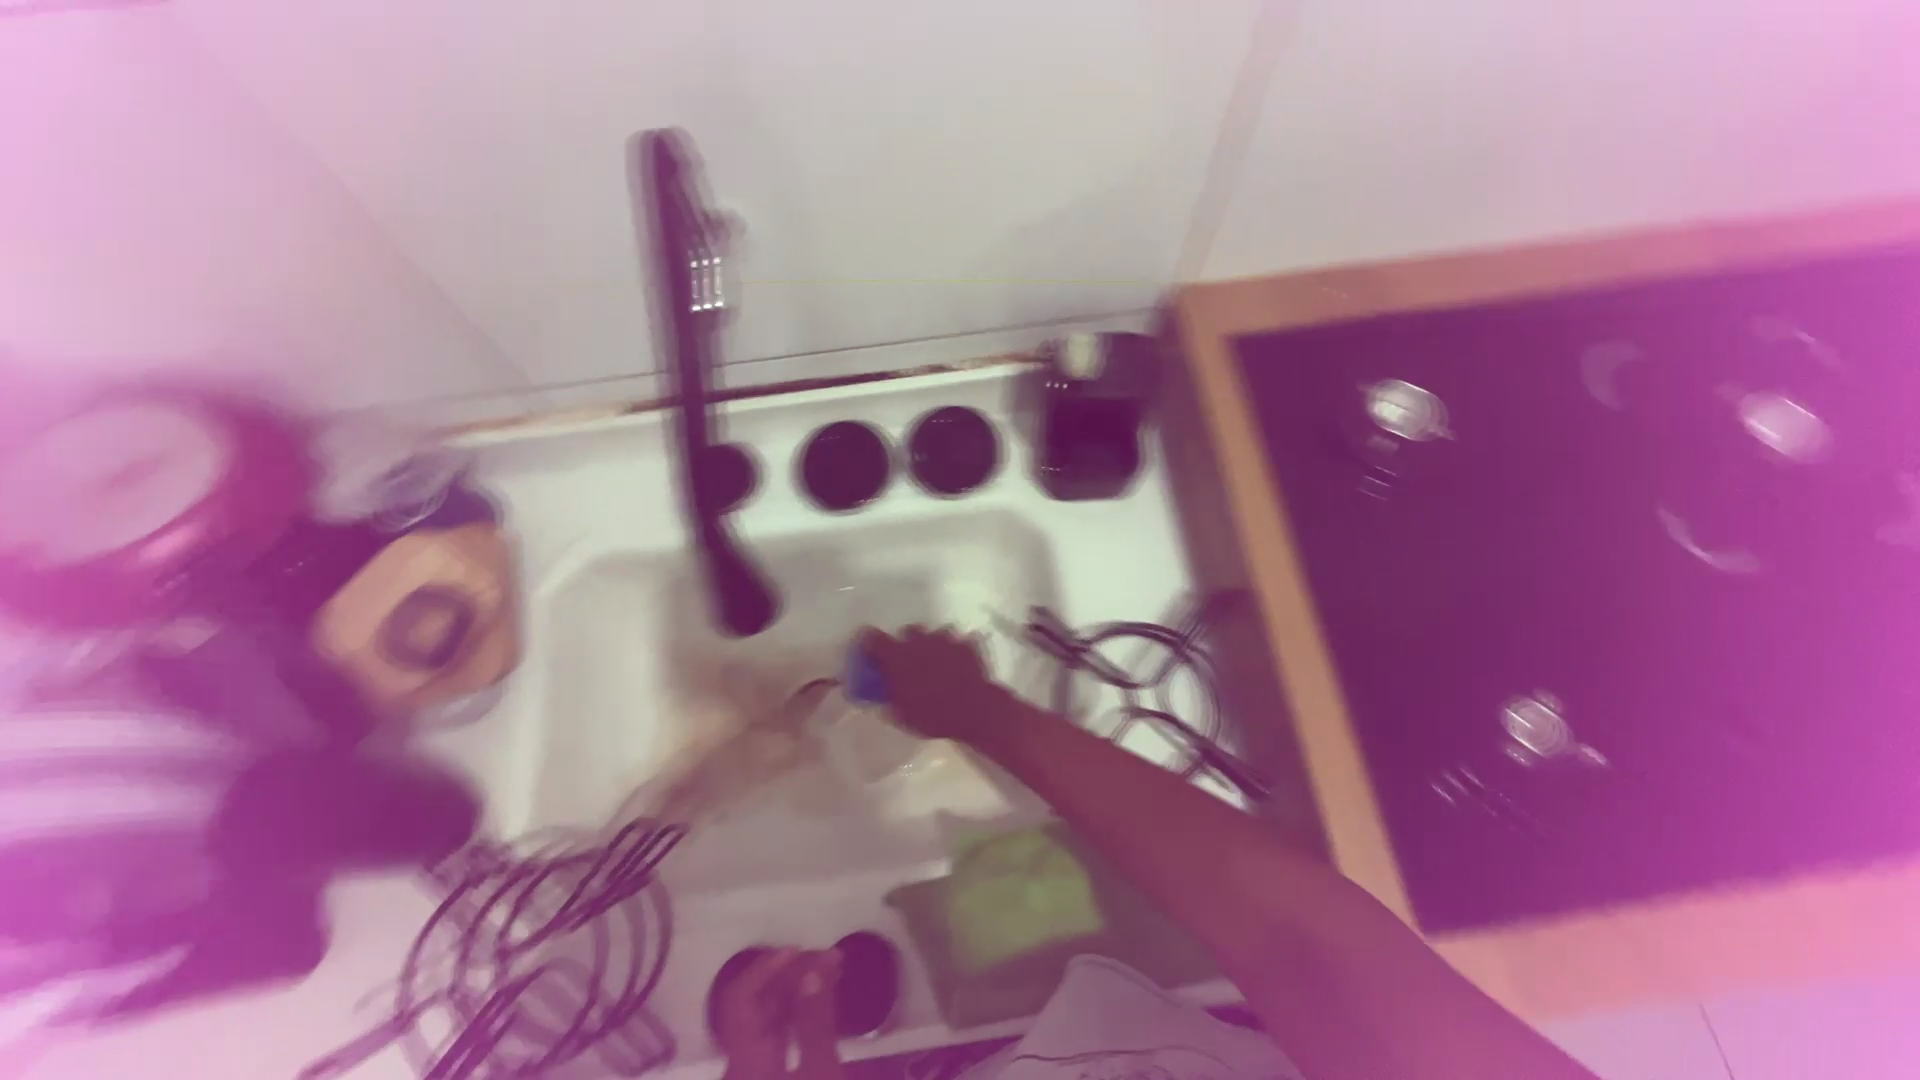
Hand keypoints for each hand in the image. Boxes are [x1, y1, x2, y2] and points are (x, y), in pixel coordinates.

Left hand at [714, 948, 842, 1079]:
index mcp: (746, 1059)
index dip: (766, 968)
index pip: (741, 998)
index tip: (798, 948)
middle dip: (791, 975)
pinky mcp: (768, 1075)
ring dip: (797, 992)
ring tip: (832, 971)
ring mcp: (753, 1070)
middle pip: (756, 1006)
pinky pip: (777, 1034)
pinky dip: (798, 1014)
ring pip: (768, 1019)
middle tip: (827, 955)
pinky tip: (823, 1002)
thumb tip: (813, 970)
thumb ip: (815, 1021)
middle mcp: (740, 1062)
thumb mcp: (821, 1070)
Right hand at [857, 626, 1005, 742]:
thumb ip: (888, 696)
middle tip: (911, 665)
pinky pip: (959, 641)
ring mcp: (946, 639)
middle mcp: (919, 640)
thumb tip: (882, 691)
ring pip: (934, 634)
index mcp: (897, 655)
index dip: (870, 644)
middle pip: (907, 632)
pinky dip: (957, 651)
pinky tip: (960, 666)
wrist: (975, 711)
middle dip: (907, 645)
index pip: (872, 636)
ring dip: (933, 646)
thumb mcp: (900, 714)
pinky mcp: (968, 644)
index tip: (872, 654)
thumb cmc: (932, 716)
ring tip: (939, 666)